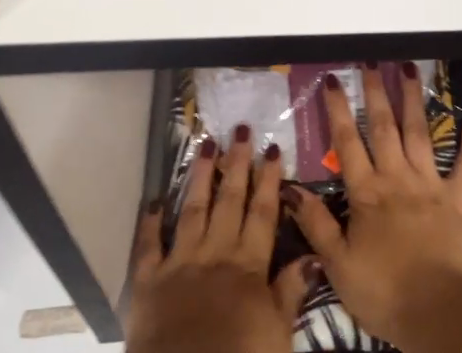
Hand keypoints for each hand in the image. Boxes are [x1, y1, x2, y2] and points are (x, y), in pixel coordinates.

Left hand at [127, 126, 316, 352]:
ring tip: (206, 144)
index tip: (272, 148)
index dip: (268, 180)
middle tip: (241, 129)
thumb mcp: (278, 332)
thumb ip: (291, 291)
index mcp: (247, 266)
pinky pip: (148, 246)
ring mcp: (179, 264)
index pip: (262, 213)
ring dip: (199, 177)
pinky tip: (154, 200)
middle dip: (237, 165)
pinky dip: (150, 222)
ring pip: (192, 211)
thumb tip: (313, 256)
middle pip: (229, 202)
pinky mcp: (148, 282)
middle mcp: (214, 254)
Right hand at [286, 63, 461, 348]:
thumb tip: (289, 188)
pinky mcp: (456, 202)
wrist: (437, 313)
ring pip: (420, 135)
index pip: (347, 143)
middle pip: (385, 128)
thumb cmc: (382, 290)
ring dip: (414, 101)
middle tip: (372, 61)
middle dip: (376, 92)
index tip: (332, 79)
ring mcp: (430, 187)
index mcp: (366, 193)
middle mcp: (397, 179)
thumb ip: (315, 223)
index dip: (338, 110)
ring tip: (411, 70)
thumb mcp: (336, 263)